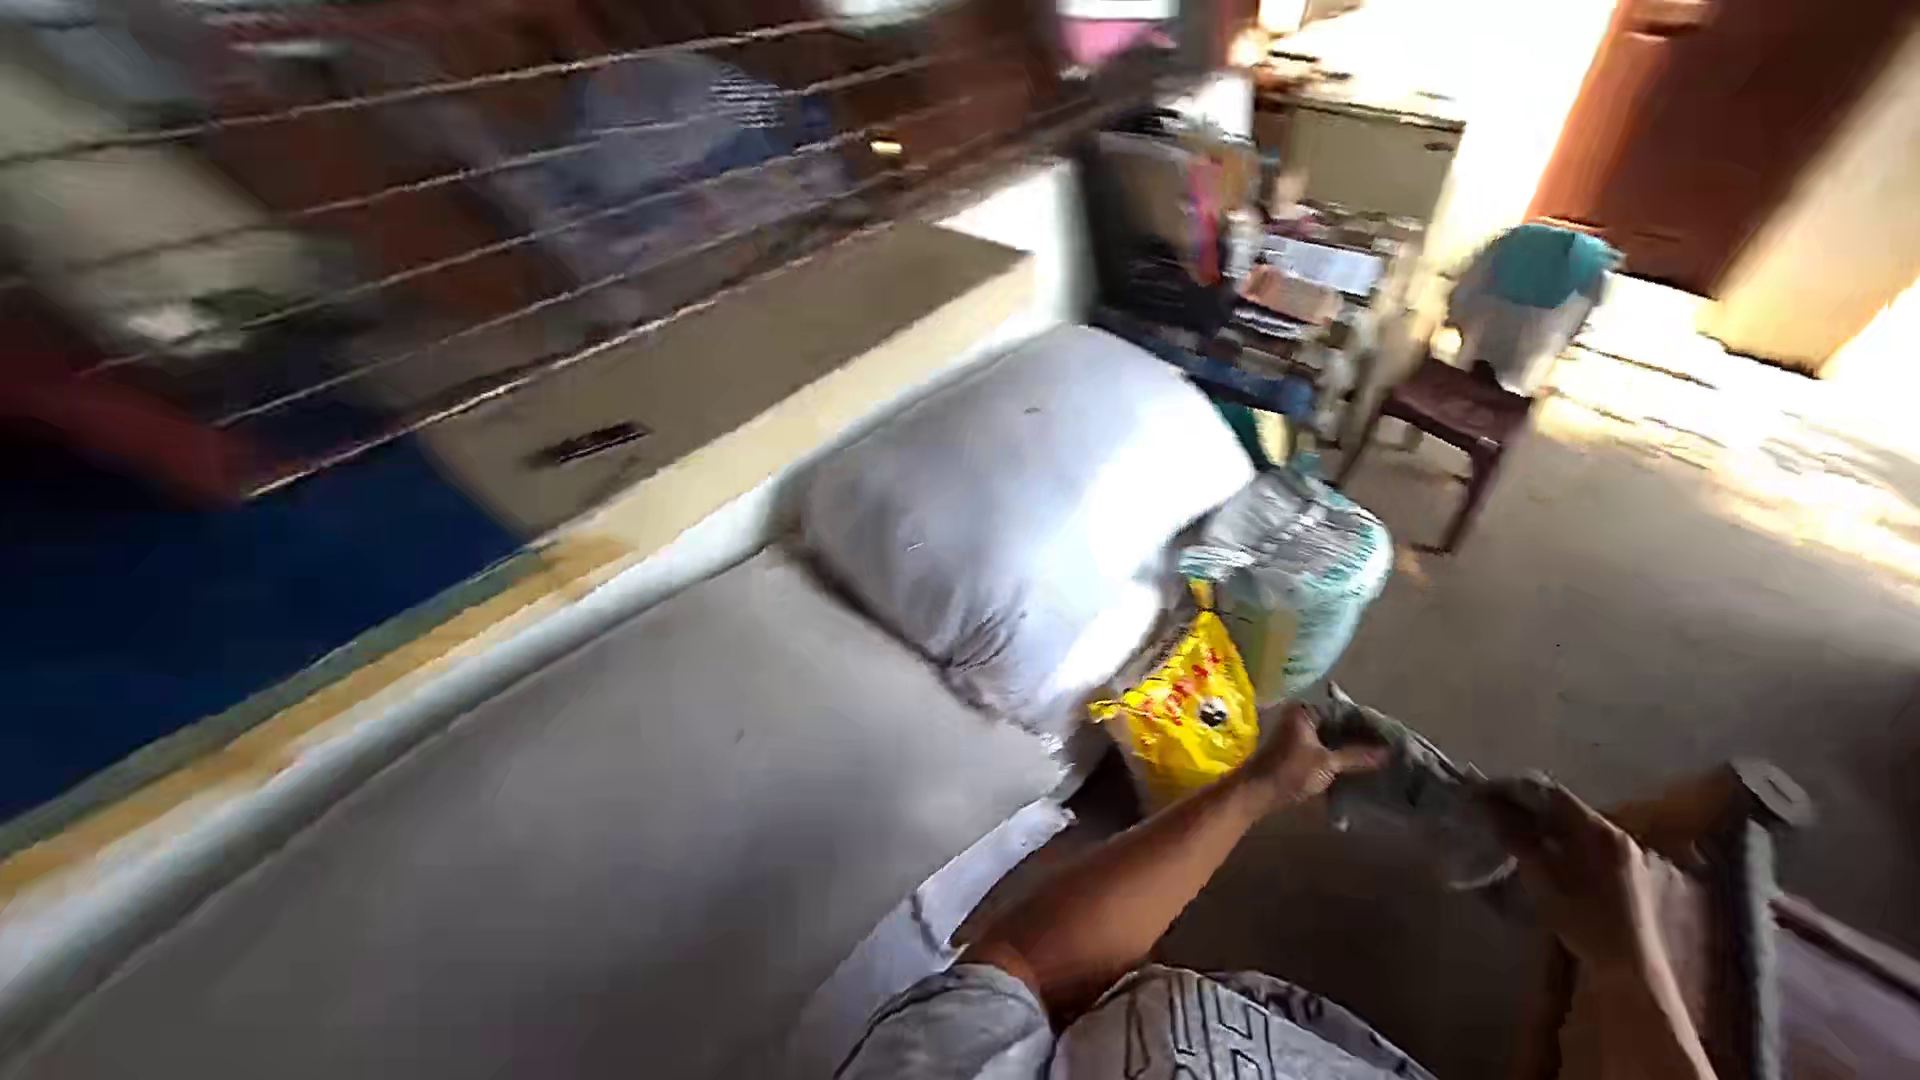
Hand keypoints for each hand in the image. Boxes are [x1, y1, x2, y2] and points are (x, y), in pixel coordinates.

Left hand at [1239, 703, 1385, 809]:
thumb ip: (1358, 755)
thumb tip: (1390, 752)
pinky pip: (1326, 746)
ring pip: (1332, 736)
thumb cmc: (1290, 771)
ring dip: (1353, 745)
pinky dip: (1342, 753)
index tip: (1392, 733)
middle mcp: (1300, 717)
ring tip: (1383, 755)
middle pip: (1338, 723)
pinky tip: (1363, 762)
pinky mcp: (1299, 749)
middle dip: (1361, 735)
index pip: (1342, 710)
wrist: (1259, 791)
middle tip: (1391, 746)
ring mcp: (1298, 733)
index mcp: (1303, 711)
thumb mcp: (1327, 762)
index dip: (1367, 722)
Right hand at [1481, 779, 1659, 970]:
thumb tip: (1485, 802)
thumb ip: (1514, 833)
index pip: (1550, 792)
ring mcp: (1620, 854)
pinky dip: (1549, 835)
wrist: (1626, 968)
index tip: (1479, 792)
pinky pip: (1577, 839)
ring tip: (1501, 824)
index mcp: (1601, 832)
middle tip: (1486, 807)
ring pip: (1567, 822)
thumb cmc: (1581, 917)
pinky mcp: (1619, 870)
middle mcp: (1615, 836)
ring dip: (1533, 820)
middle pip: (1560, 805)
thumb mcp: (1540, 872)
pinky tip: (1529, 845)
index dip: (1511, 788)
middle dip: (1520, 803)